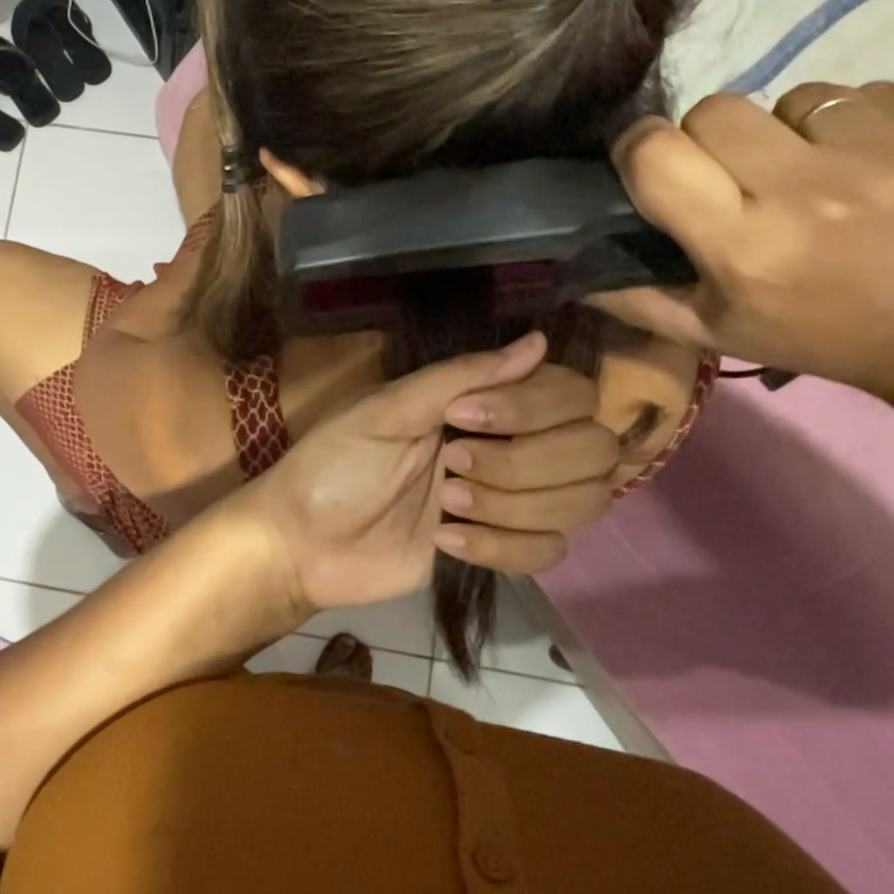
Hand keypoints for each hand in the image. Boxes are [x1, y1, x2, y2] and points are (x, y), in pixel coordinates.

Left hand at [230, 333, 621, 613]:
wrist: (302, 544)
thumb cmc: (331, 467)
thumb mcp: (382, 412)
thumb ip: (458, 377)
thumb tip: (537, 341)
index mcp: (482, 403)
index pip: (572, 394)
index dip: (533, 408)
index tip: (460, 419)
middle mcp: (509, 445)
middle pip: (592, 450)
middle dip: (522, 463)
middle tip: (448, 467)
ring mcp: (508, 501)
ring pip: (582, 502)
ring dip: (513, 506)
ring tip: (444, 505)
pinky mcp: (497, 550)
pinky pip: (549, 552)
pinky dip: (500, 548)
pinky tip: (443, 543)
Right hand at [594, 83, 893, 404]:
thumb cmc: (835, 338)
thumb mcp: (723, 335)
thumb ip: (641, 302)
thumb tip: (574, 274)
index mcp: (744, 247)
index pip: (656, 155)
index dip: (640, 148)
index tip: (649, 160)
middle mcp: (811, 190)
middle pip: (717, 109)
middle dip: (714, 137)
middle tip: (738, 170)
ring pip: (798, 97)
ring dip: (796, 130)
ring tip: (826, 172)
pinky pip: (876, 93)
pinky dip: (868, 124)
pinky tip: (889, 165)